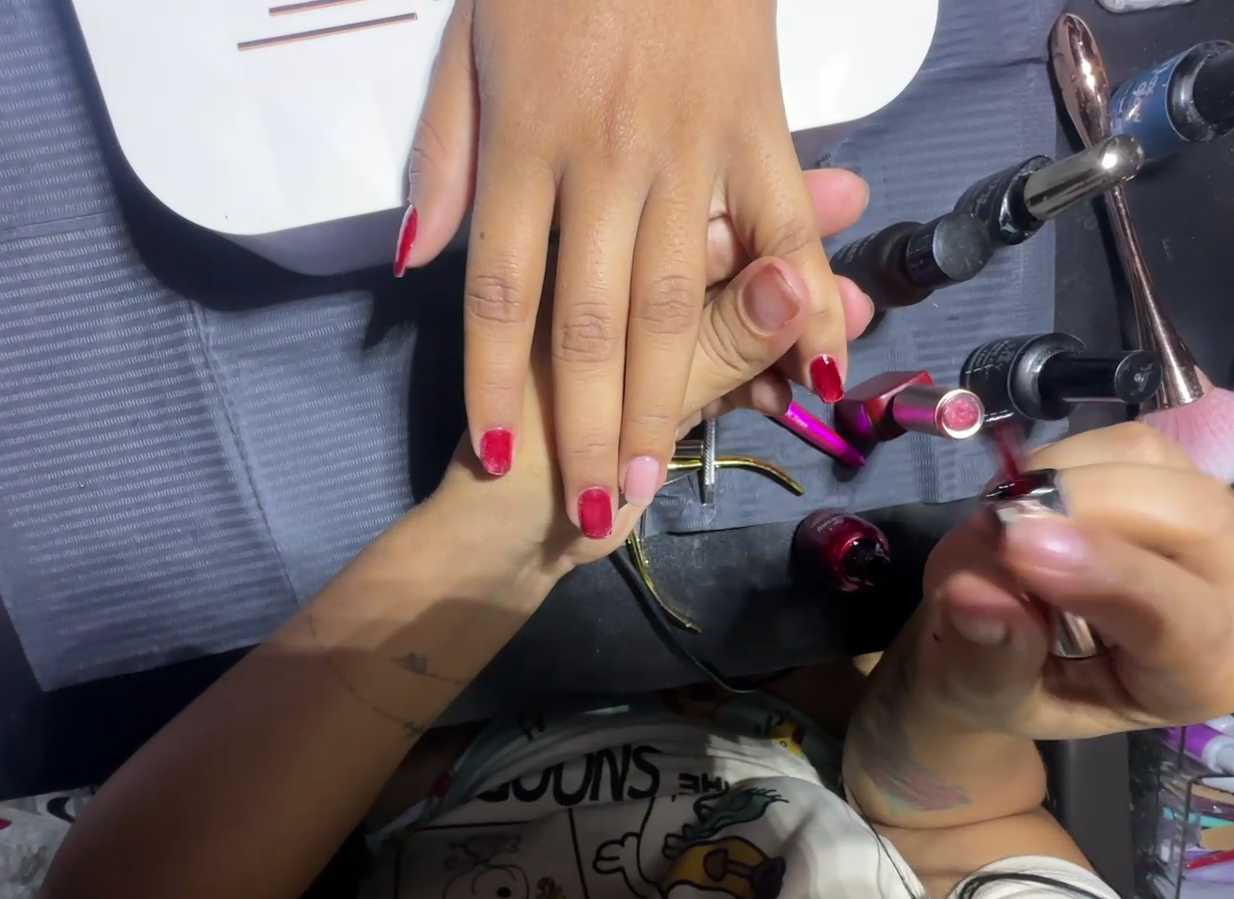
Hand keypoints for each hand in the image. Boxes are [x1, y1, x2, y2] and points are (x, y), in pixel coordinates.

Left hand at [405, 0, 848, 537]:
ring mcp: (688, 148)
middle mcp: (602, 161)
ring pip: (677, 305)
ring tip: (652, 484)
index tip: (494, 461)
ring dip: (668, 405)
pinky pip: (783, 230)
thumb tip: (414, 264)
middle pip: (591, 326)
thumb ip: (442, 160)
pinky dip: (809, 306)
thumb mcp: (466, 39)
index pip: (500, 295)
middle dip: (588, 430)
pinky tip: (819, 380)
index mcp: (523, 141)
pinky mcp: (758, 124)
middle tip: (590, 515)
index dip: (494, 386)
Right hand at [903, 425, 1233, 738]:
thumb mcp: (979, 692)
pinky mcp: (1166, 486)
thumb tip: (973, 592)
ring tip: (1000, 525)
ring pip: (1157, 466)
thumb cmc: (999, 686)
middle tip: (997, 524)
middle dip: (1090, 506)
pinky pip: (1123, 446)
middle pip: (1198, 520)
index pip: (1185, 621)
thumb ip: (985, 652)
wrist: (996, 654)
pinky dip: (1057, 462)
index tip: (1016, 546)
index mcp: (1193, 680)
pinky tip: (1023, 506)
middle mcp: (1224, 602)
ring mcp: (1201, 535)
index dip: (1107, 575)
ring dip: (1061, 481)